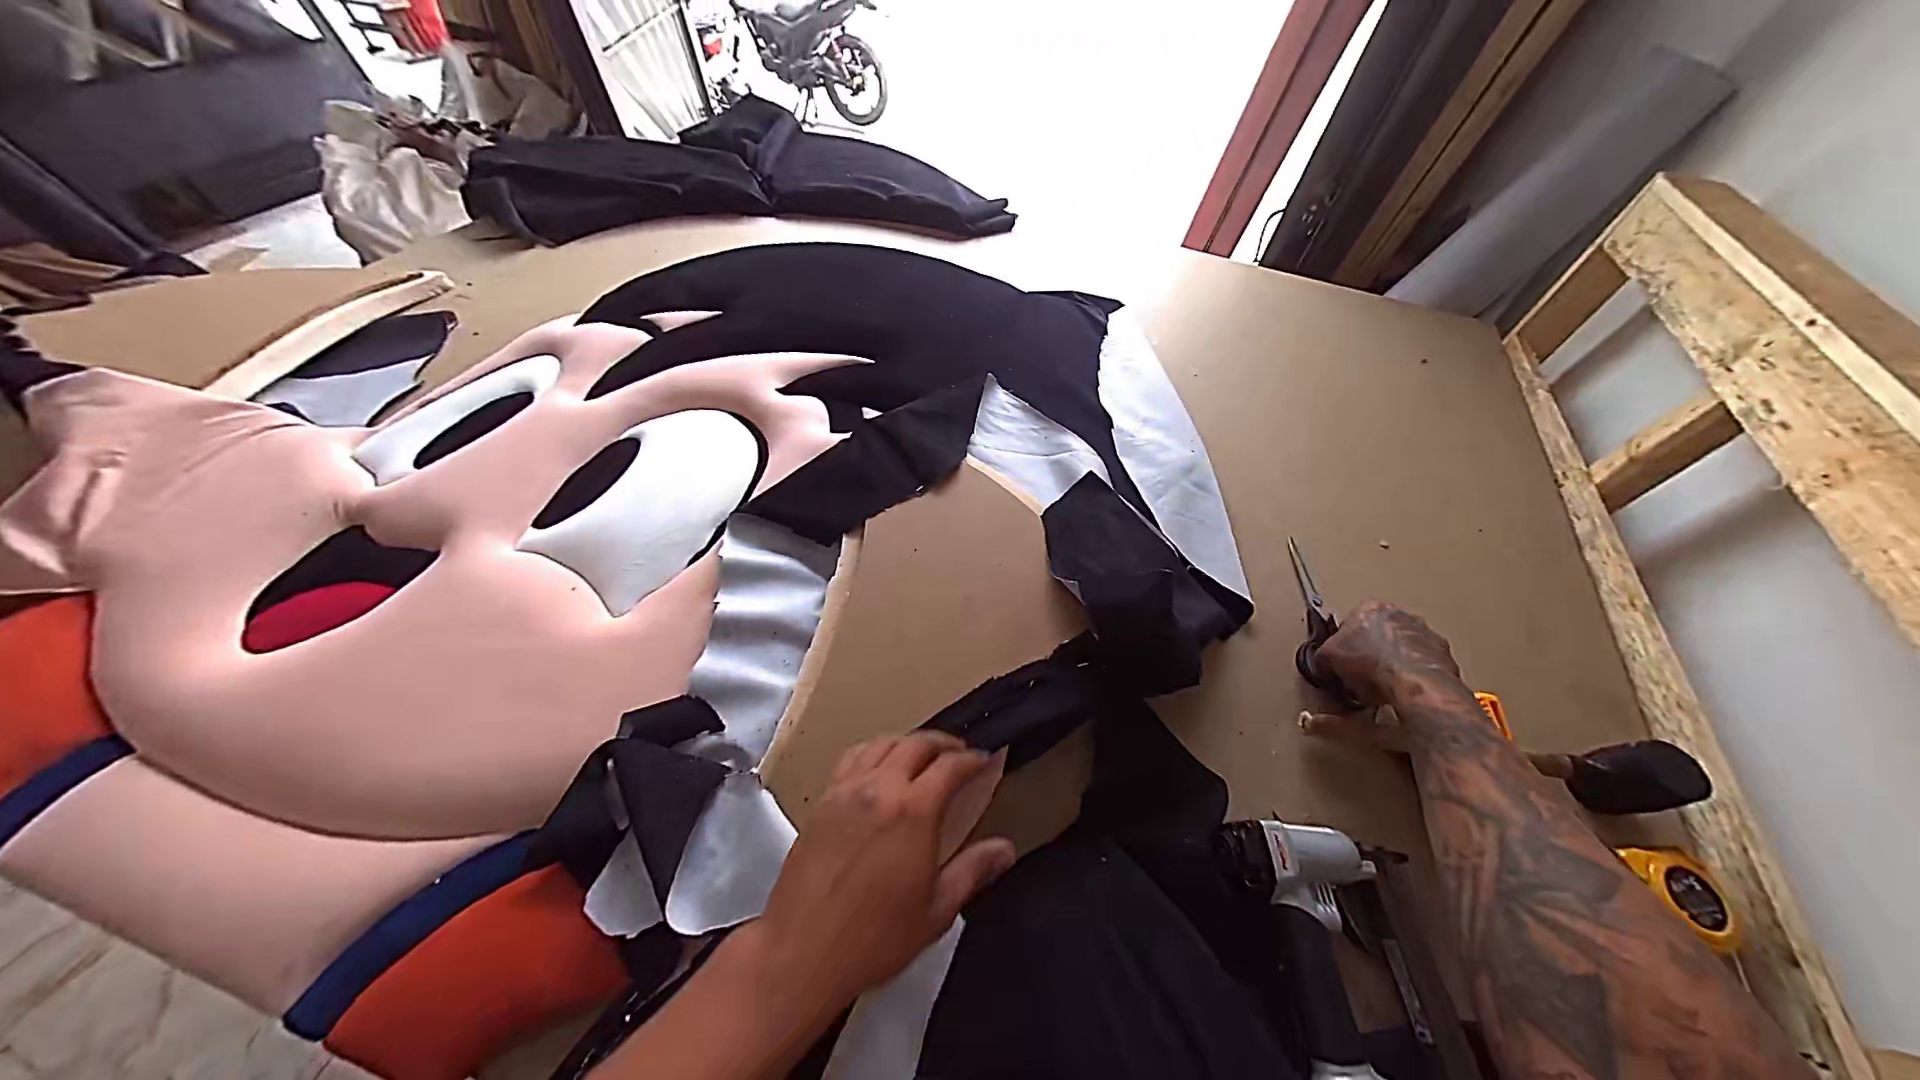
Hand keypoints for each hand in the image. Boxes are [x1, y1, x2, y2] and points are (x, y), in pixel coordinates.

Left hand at [749, 731, 1015, 1006]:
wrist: (802, 951)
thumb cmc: (872, 938)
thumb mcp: (936, 911)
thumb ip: (972, 870)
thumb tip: (1004, 850)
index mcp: (913, 811)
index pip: (950, 766)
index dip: (972, 759)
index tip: (983, 761)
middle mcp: (880, 790)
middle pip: (917, 744)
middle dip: (944, 743)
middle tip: (959, 753)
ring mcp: (846, 791)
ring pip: (883, 743)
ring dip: (908, 742)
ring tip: (922, 754)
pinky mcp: (823, 801)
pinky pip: (852, 758)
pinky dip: (874, 751)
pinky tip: (878, 766)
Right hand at [1316, 601, 1460, 705]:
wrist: (1412, 685)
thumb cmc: (1373, 664)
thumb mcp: (1328, 659)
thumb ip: (1323, 658)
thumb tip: (1323, 666)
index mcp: (1371, 609)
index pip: (1350, 623)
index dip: (1342, 646)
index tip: (1341, 661)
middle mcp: (1402, 616)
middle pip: (1379, 635)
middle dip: (1370, 653)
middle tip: (1360, 674)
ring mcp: (1427, 636)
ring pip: (1402, 651)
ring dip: (1393, 666)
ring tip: (1380, 688)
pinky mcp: (1444, 659)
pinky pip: (1421, 668)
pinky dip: (1411, 679)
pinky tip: (1399, 694)